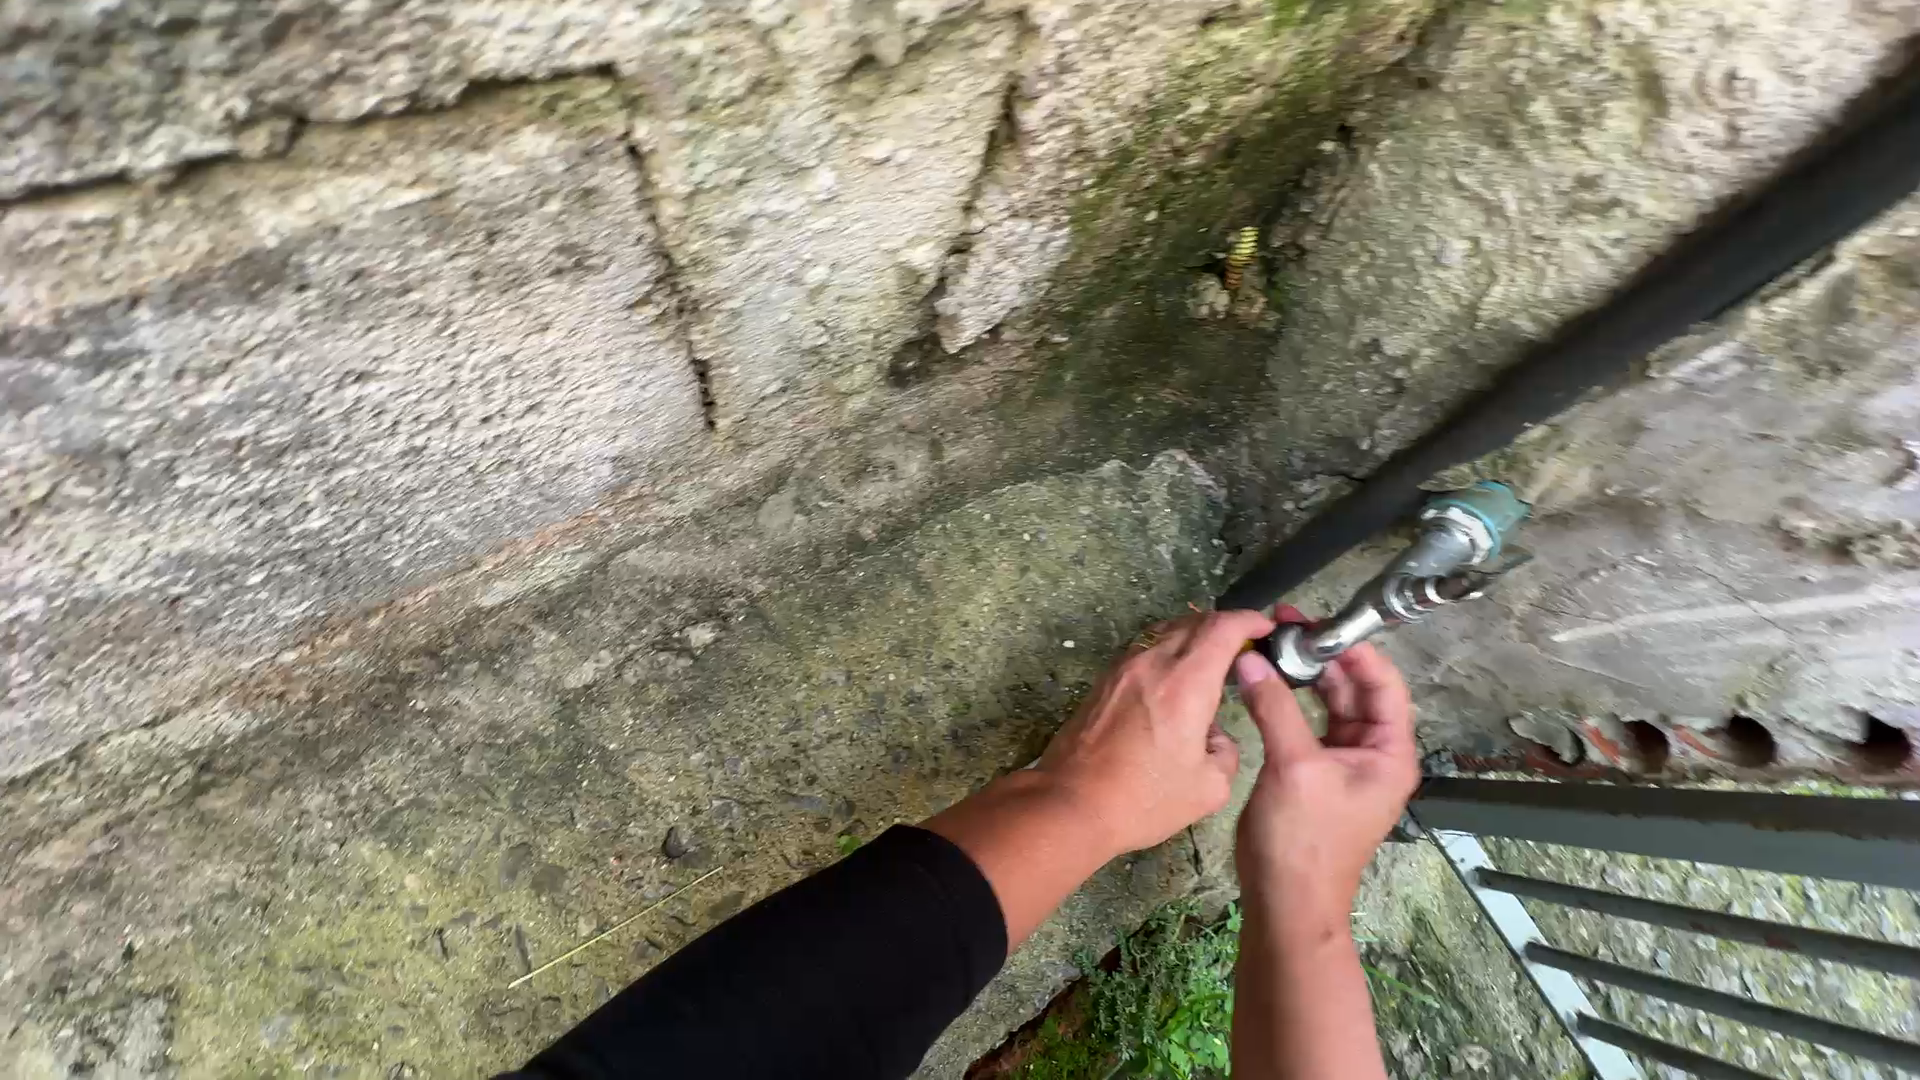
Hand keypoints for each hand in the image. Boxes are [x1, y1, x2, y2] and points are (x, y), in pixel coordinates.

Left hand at [1034, 608, 1275, 855]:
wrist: (1071, 801)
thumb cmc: (1143, 798)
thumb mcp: (1208, 788)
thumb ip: (1225, 751)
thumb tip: (1213, 733)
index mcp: (1184, 683)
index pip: (1221, 629)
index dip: (1248, 621)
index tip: (1265, 629)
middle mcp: (1152, 663)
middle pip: (1192, 623)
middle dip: (1223, 626)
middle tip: (1243, 645)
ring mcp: (1122, 668)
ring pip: (1164, 632)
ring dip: (1192, 635)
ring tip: (1210, 658)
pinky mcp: (1104, 680)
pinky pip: (1143, 649)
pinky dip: (1166, 650)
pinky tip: (1174, 677)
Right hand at [1232, 608, 1417, 934]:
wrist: (1286, 899)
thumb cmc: (1304, 839)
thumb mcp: (1293, 767)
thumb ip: (1274, 706)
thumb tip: (1249, 658)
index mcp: (1388, 752)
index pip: (1382, 683)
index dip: (1353, 649)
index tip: (1314, 622)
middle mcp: (1371, 751)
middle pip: (1353, 688)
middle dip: (1321, 656)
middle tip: (1283, 626)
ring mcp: (1341, 761)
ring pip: (1326, 703)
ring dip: (1302, 675)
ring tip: (1271, 645)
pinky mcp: (1311, 769)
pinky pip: (1304, 721)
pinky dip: (1286, 698)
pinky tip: (1263, 680)